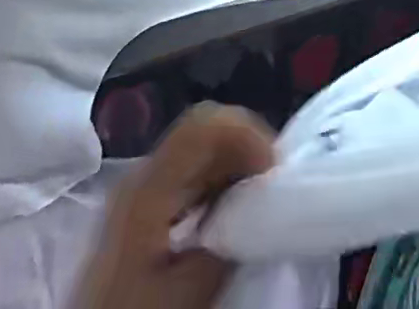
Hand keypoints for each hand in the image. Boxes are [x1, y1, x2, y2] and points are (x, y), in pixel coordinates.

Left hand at [72, 104, 275, 308]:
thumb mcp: (183, 297)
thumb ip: (224, 249)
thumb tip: (260, 214)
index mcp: (149, 188)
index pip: (202, 126)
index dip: (245, 134)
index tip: (273, 172)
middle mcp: (144, 176)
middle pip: (203, 129)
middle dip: (246, 144)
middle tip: (275, 181)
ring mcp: (144, 189)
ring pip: (201, 148)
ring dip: (237, 160)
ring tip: (263, 195)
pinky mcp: (148, 207)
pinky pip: (193, 172)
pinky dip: (223, 177)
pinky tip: (238, 210)